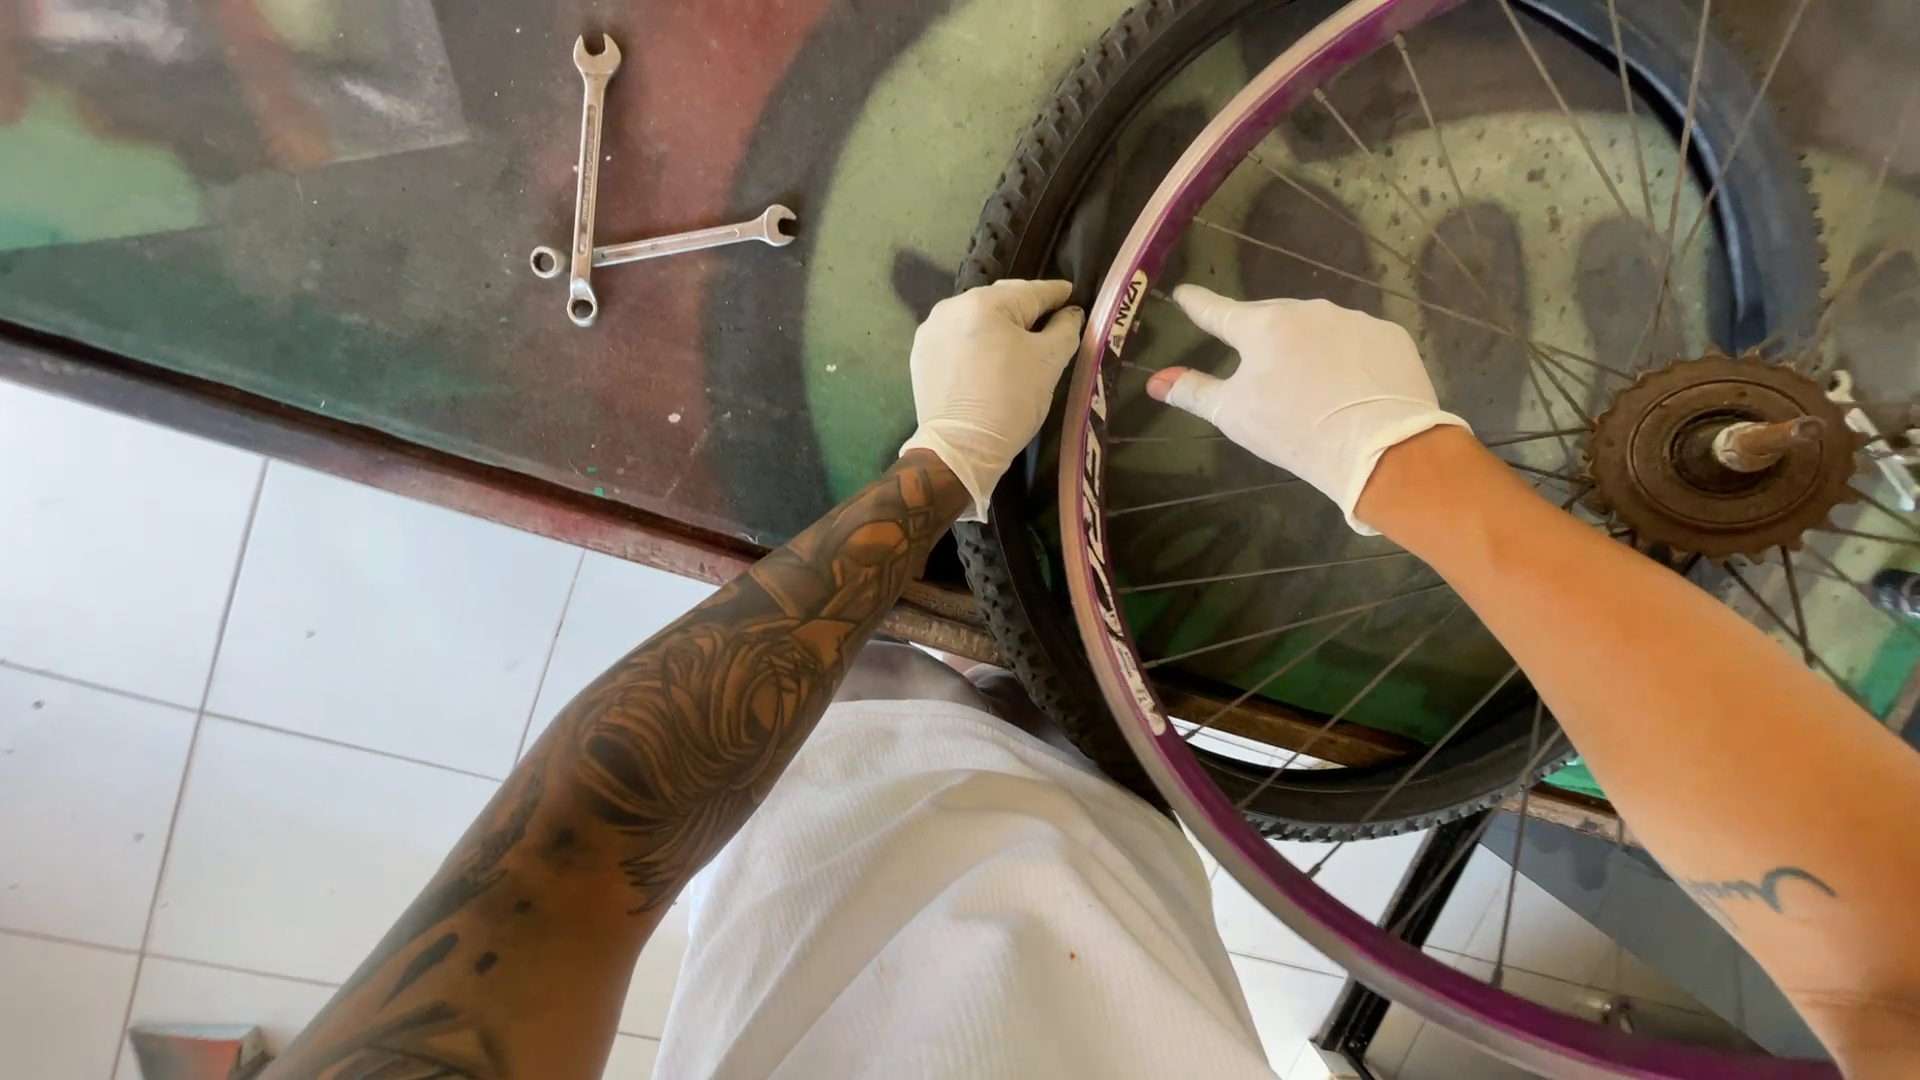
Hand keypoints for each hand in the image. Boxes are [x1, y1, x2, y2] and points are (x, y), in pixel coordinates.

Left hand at [900, 279, 1085, 521]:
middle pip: (1000, 302)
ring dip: (996, 327)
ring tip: (1014, 342)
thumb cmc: (1010, 402)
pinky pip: (956, 340)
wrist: (961, 449)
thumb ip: (1066, 329)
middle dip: (1025, 310)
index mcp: (984, 303)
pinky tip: (985, 359)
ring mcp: (931, 332)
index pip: (1031, 292)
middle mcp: (951, 308)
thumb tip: (1070, 312)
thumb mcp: (1049, 363)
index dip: (1056, 294)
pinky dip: (974, 344)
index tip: (1070, 294)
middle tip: (1047, 319)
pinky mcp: (921, 356)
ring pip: (975, 320)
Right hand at [1148, 285, 1468, 533]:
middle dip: (1258, 333)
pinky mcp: (1390, 337)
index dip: (1198, 304)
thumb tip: (1155, 381)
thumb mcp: (1232, 413)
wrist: (1378, 445)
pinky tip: (1346, 385)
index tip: (1184, 292)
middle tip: (1253, 361)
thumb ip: (1192, 392)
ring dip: (1304, 346)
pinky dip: (1343, 356)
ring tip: (1306, 382)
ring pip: (1315, 327)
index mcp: (1263, 326)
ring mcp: (1354, 319)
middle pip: (1270, 317)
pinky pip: (1354, 340)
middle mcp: (1308, 310)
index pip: (1219, 311)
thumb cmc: (1292, 428)